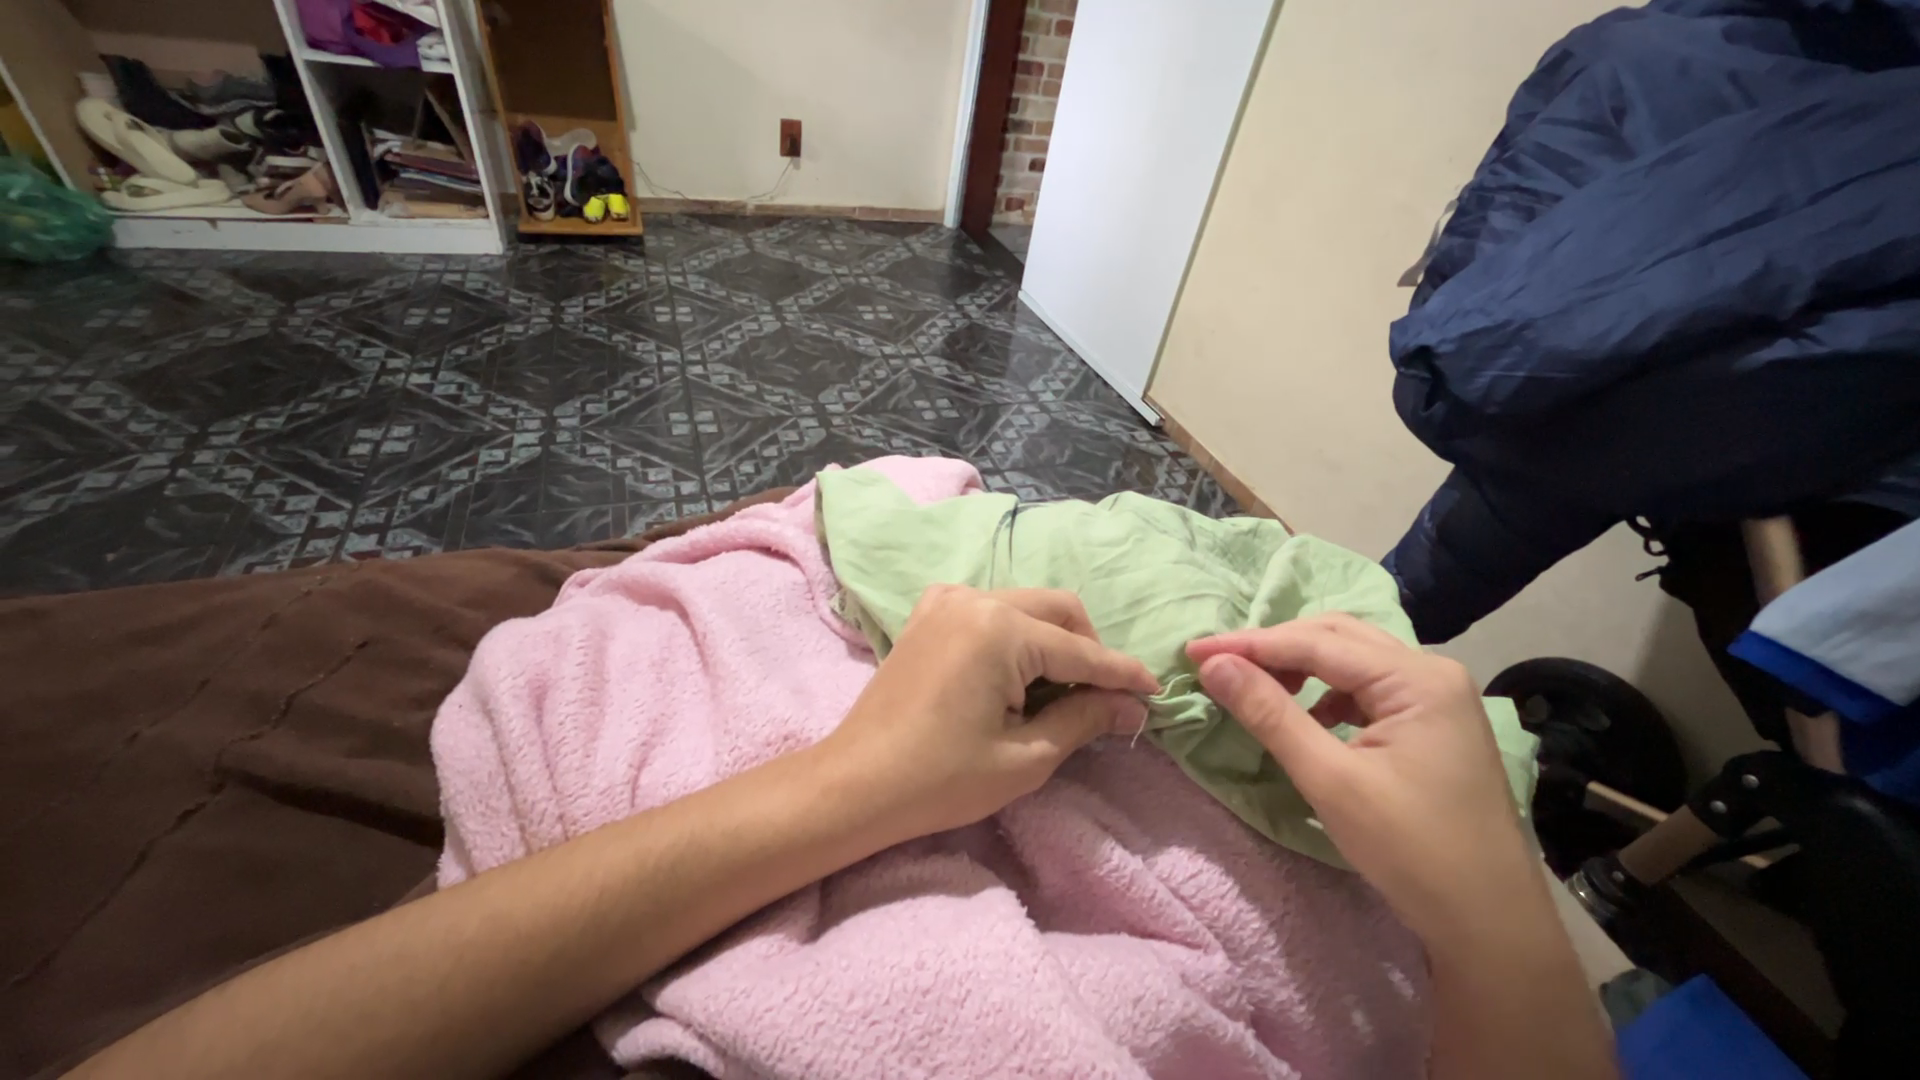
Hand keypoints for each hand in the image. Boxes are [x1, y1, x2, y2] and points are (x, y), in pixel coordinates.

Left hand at [821, 585, 1157, 842]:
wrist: (857, 783)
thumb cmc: (941, 779)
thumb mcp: (1025, 756)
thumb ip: (1084, 718)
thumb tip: (1132, 706)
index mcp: (999, 629)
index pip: (1081, 650)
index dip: (1122, 674)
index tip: (1155, 693)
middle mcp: (974, 598)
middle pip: (1058, 610)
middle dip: (1089, 649)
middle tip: (1103, 698)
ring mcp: (946, 600)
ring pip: (1026, 605)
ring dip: (1054, 640)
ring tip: (1061, 691)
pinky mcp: (929, 613)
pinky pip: (991, 610)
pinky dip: (1016, 633)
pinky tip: (1017, 673)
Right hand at [1187, 614, 1535, 940]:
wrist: (1491, 924)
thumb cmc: (1411, 851)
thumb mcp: (1329, 780)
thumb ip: (1269, 713)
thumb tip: (1213, 665)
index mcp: (1417, 679)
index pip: (1316, 642)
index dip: (1249, 644)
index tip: (1194, 650)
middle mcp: (1432, 672)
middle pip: (1337, 637)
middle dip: (1274, 647)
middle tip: (1219, 664)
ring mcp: (1437, 697)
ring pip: (1352, 658)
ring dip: (1300, 665)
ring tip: (1255, 686)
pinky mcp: (1432, 723)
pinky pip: (1367, 686)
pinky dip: (1326, 691)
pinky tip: (1308, 716)